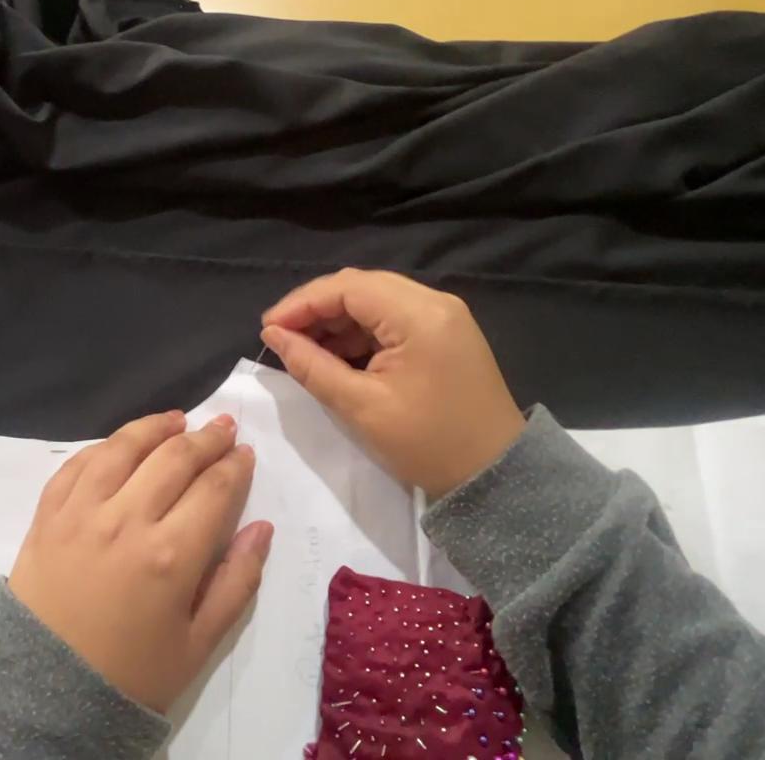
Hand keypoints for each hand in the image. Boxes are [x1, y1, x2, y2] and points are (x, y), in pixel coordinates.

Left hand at [8, 410, 273, 712]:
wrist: (44, 694)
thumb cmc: (130, 673)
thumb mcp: (198, 645)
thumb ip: (237, 583)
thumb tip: (262, 528)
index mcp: (170, 555)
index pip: (214, 489)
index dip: (235, 465)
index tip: (246, 453)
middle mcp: (126, 520)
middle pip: (173, 458)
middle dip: (206, 438)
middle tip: (224, 426)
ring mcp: (81, 511)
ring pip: (123, 448)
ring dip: (155, 427)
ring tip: (178, 419)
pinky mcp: (47, 512)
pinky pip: (78, 463)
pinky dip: (105, 445)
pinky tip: (123, 443)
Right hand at [259, 268, 524, 498]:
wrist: (496, 478)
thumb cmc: (428, 443)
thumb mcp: (361, 407)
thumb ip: (312, 365)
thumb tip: (274, 336)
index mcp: (419, 314)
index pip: (347, 287)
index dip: (302, 303)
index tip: (268, 328)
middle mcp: (434, 302)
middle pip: (360, 287)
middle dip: (316, 309)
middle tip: (282, 337)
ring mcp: (443, 316)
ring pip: (375, 300)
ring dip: (337, 321)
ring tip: (304, 350)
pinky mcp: (444, 333)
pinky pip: (392, 317)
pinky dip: (360, 332)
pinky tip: (337, 355)